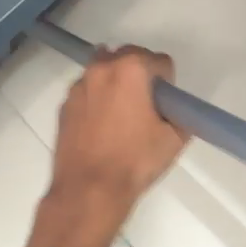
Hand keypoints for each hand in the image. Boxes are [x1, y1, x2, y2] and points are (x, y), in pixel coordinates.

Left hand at [49, 45, 188, 226]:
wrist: (88, 190)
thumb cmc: (135, 160)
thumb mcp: (174, 139)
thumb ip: (181, 114)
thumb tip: (174, 110)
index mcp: (131, 69)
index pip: (160, 61)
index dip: (168, 83)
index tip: (166, 105)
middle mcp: (102, 68)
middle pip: (129, 56)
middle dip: (142, 74)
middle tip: (147, 105)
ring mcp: (79, 86)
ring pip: (104, 70)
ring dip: (117, 82)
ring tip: (122, 113)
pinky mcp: (64, 104)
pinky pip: (87, 90)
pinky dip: (97, 98)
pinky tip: (102, 125)